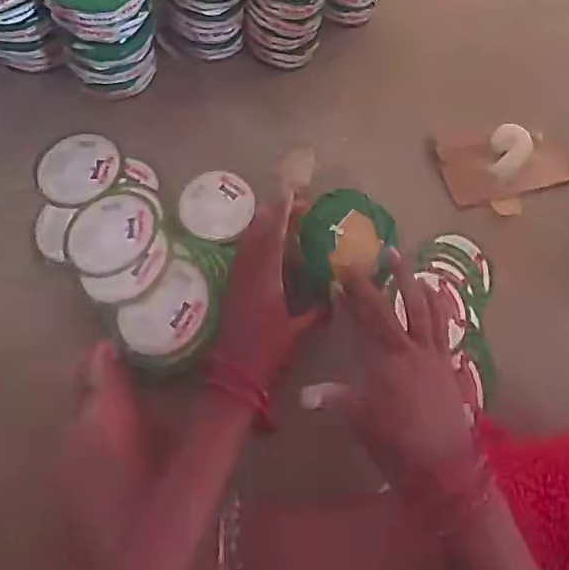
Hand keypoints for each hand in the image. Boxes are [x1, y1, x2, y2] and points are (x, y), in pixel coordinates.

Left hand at [210, 192, 324, 390]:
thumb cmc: (268, 353)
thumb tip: (336, 290)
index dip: (283, 210)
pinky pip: (246, 252)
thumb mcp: (299, 331)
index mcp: (266, 276)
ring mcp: (237, 276)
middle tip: (298, 205)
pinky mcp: (233, 285)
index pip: (273, 233)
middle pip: (258, 229)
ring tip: (287, 218)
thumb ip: (318, 310)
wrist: (232, 376)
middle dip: (276, 211)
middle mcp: (248, 270)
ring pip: (250, 239)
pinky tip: (273, 245)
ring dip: (266, 224)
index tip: (295, 193)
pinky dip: (259, 240)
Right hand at [328, 250, 478, 494]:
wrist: (446, 468)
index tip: (340, 279)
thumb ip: (336, 401)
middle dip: (380, 280)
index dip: (351, 298)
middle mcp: (410, 349)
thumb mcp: (363, 424)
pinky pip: (444, 326)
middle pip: (393, 306)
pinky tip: (435, 294)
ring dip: (413, 282)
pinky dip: (439, 306)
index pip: (364, 321)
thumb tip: (305, 394)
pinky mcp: (448, 362)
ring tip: (405, 262)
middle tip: (373, 256)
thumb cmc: (399, 446)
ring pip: (424, 308)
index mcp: (385, 362)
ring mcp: (433, 353)